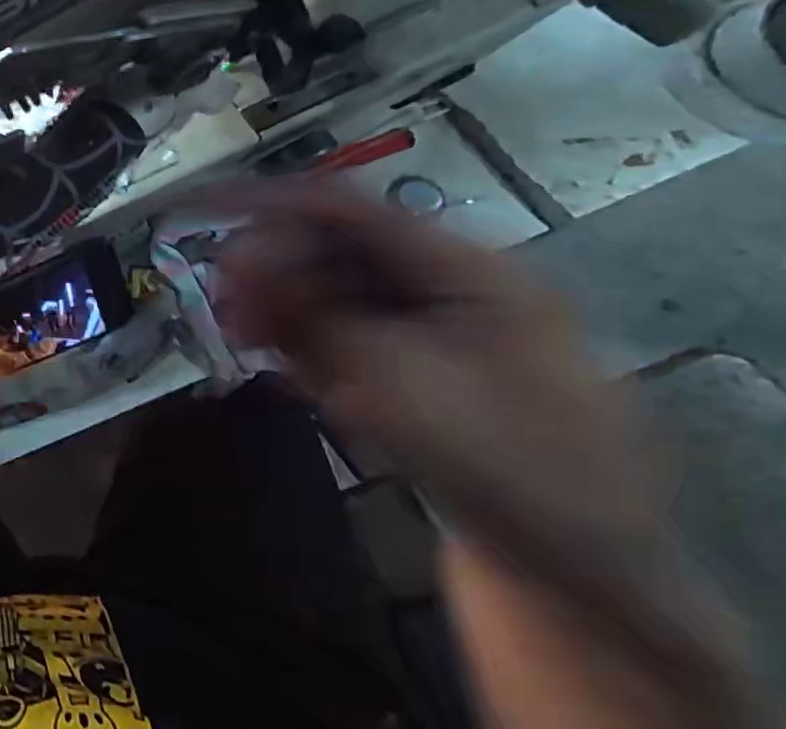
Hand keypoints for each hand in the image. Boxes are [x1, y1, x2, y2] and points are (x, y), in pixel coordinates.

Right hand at [211, 182, 659, 578]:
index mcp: (468, 272)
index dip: (275, 202)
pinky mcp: (413, 371)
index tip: (206, 208)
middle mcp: (447, 290)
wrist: (578, 582)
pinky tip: (278, 363)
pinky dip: (305, 344)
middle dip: (273, 269)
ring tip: (237, 335)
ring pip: (334, 297)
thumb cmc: (507, 471)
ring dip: (281, 310)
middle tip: (221, 300)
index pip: (353, 211)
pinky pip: (345, 338)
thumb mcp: (402, 384)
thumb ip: (314, 314)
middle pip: (339, 252)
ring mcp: (431, 332)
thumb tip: (240, 255)